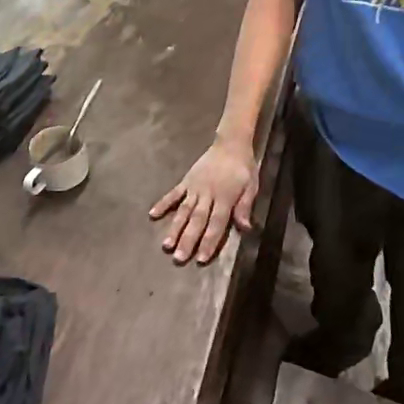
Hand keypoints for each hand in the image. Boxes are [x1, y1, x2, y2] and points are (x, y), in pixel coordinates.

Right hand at [149, 139, 257, 265]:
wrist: (230, 144)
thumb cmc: (243, 168)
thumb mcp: (251, 186)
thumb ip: (245, 206)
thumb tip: (245, 228)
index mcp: (225, 198)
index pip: (216, 223)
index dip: (209, 241)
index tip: (200, 259)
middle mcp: (208, 194)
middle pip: (197, 220)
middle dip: (188, 240)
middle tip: (178, 258)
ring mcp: (195, 187)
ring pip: (184, 210)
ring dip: (175, 228)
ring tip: (166, 245)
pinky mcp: (187, 180)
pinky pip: (174, 194)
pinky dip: (163, 203)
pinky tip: (153, 214)